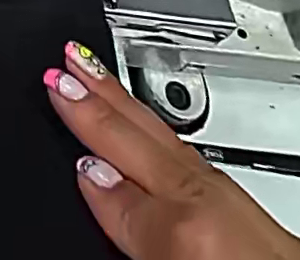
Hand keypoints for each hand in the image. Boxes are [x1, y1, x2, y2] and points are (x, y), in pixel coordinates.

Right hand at [44, 42, 299, 259]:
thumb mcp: (175, 257)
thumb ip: (133, 223)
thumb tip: (94, 180)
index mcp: (182, 228)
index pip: (112, 185)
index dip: (80, 140)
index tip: (58, 96)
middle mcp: (205, 199)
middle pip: (134, 138)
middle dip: (94, 97)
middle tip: (64, 60)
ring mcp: (226, 192)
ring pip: (157, 133)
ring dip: (119, 99)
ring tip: (92, 69)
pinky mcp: (241, 197)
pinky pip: (180, 146)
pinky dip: (151, 122)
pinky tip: (139, 118)